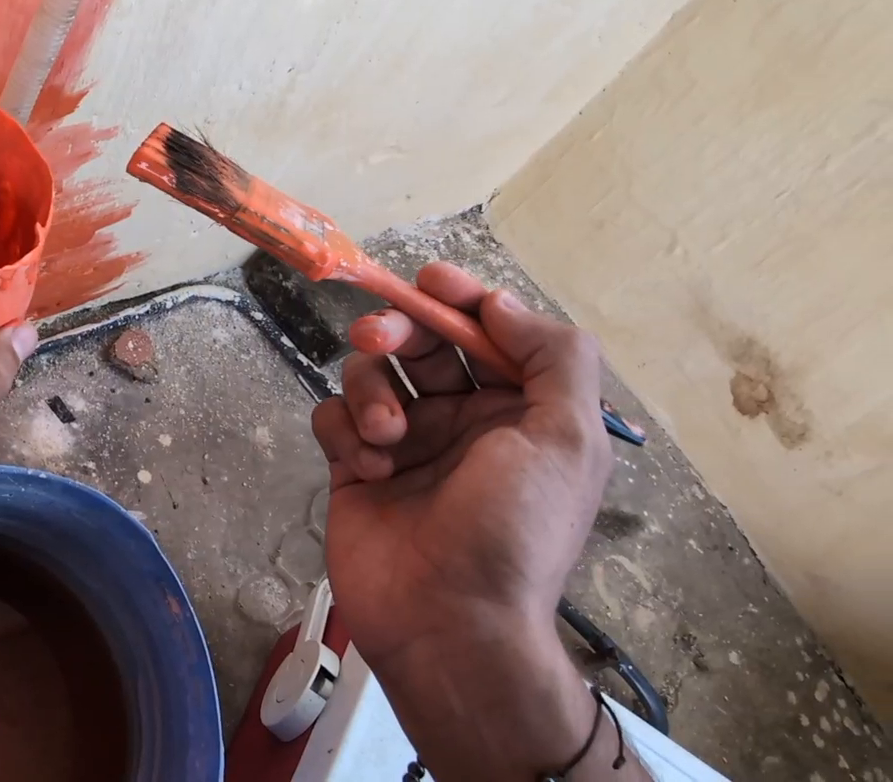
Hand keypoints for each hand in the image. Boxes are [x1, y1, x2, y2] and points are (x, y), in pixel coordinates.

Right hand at [310, 263, 631, 777]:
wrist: (447, 618)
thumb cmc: (513, 528)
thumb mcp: (565, 441)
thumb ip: (551, 358)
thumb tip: (498, 304)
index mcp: (516, 410)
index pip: (486, 333)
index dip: (460, 298)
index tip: (429, 279)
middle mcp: (460, 419)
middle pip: (417, 344)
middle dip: (397, 330)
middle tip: (377, 337)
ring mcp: (401, 441)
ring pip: (367, 375)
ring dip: (370, 393)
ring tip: (384, 437)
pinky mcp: (351, 463)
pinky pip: (332, 418)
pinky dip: (343, 433)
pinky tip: (364, 468)